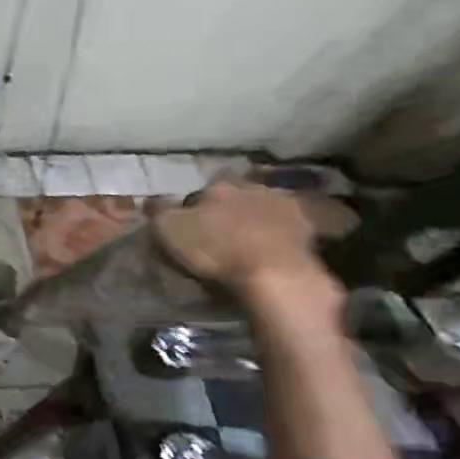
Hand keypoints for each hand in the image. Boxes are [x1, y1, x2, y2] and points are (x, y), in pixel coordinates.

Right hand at [147, 181, 338, 302]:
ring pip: (265, 205)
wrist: (273, 272)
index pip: (199, 193)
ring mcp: (284, 203)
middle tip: (221, 233)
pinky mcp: (309, 225)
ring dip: (258, 217)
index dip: (193, 209)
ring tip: (251, 240)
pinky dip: (287, 229)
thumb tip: (150, 200)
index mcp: (218, 187)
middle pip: (235, 195)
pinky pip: (295, 222)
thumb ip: (159, 211)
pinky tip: (279, 244)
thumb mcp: (170, 231)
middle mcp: (252, 186)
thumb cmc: (215, 250)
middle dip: (229, 209)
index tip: (190, 228)